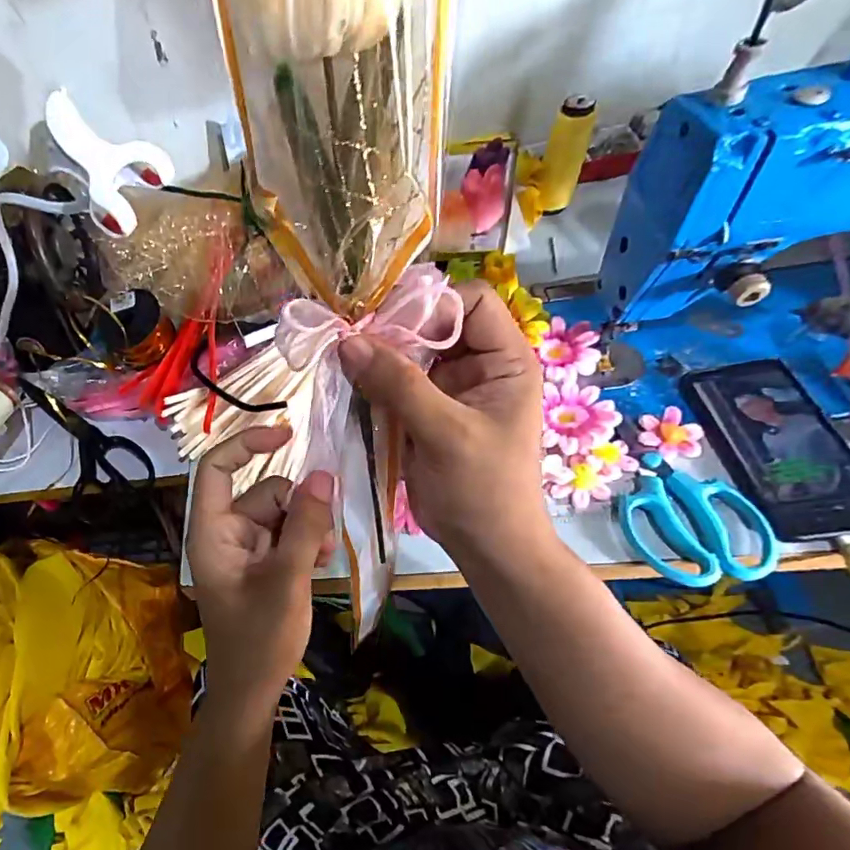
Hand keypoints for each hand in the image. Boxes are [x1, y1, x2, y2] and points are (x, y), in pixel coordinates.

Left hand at [187, 426, 335, 709]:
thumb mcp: (288, 579)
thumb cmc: (260, 639)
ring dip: (308, 525)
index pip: (216, 467)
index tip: (286, 435)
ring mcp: (244, 549)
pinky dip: (306, 540)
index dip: (246, 444)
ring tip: (325, 554)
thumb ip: (305, 526)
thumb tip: (322, 475)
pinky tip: (322, 560)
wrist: (253, 691)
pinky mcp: (262, 563)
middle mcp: (225, 533)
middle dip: (299, 505)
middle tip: (324, 534)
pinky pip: (287, 533)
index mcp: (212, 533)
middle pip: (264, 491)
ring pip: (282, 512)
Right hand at [339, 280, 548, 555]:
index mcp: (505, 361)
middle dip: (395, 331)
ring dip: (379, 358)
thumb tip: (348, 342)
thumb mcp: (446, 433)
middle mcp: (479, 367)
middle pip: (434, 324)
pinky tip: (350, 388)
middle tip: (353, 344)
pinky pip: (396, 384)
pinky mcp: (426, 412)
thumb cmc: (483, 490)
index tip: (390, 328)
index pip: (472, 303)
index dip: (433, 306)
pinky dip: (374, 384)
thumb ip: (398, 385)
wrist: (486, 546)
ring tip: (345, 364)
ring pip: (409, 354)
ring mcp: (450, 390)